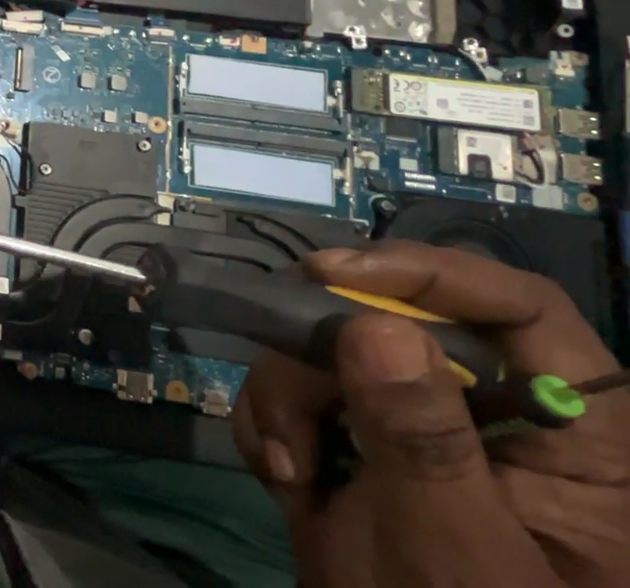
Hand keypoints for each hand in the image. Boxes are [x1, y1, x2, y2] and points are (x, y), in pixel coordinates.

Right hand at [233, 242, 629, 586]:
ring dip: (282, 401)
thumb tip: (379, 326)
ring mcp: (407, 427)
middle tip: (295, 414)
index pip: (522, 312)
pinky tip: (281, 477)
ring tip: (290, 472)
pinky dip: (266, 425)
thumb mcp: (460, 557)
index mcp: (565, 436)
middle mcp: (483, 413)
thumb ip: (426, 444)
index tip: (330, 275)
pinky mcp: (345, 442)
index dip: (432, 273)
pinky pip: (286, 393)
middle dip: (319, 358)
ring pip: (320, 352)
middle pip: (390, 321)